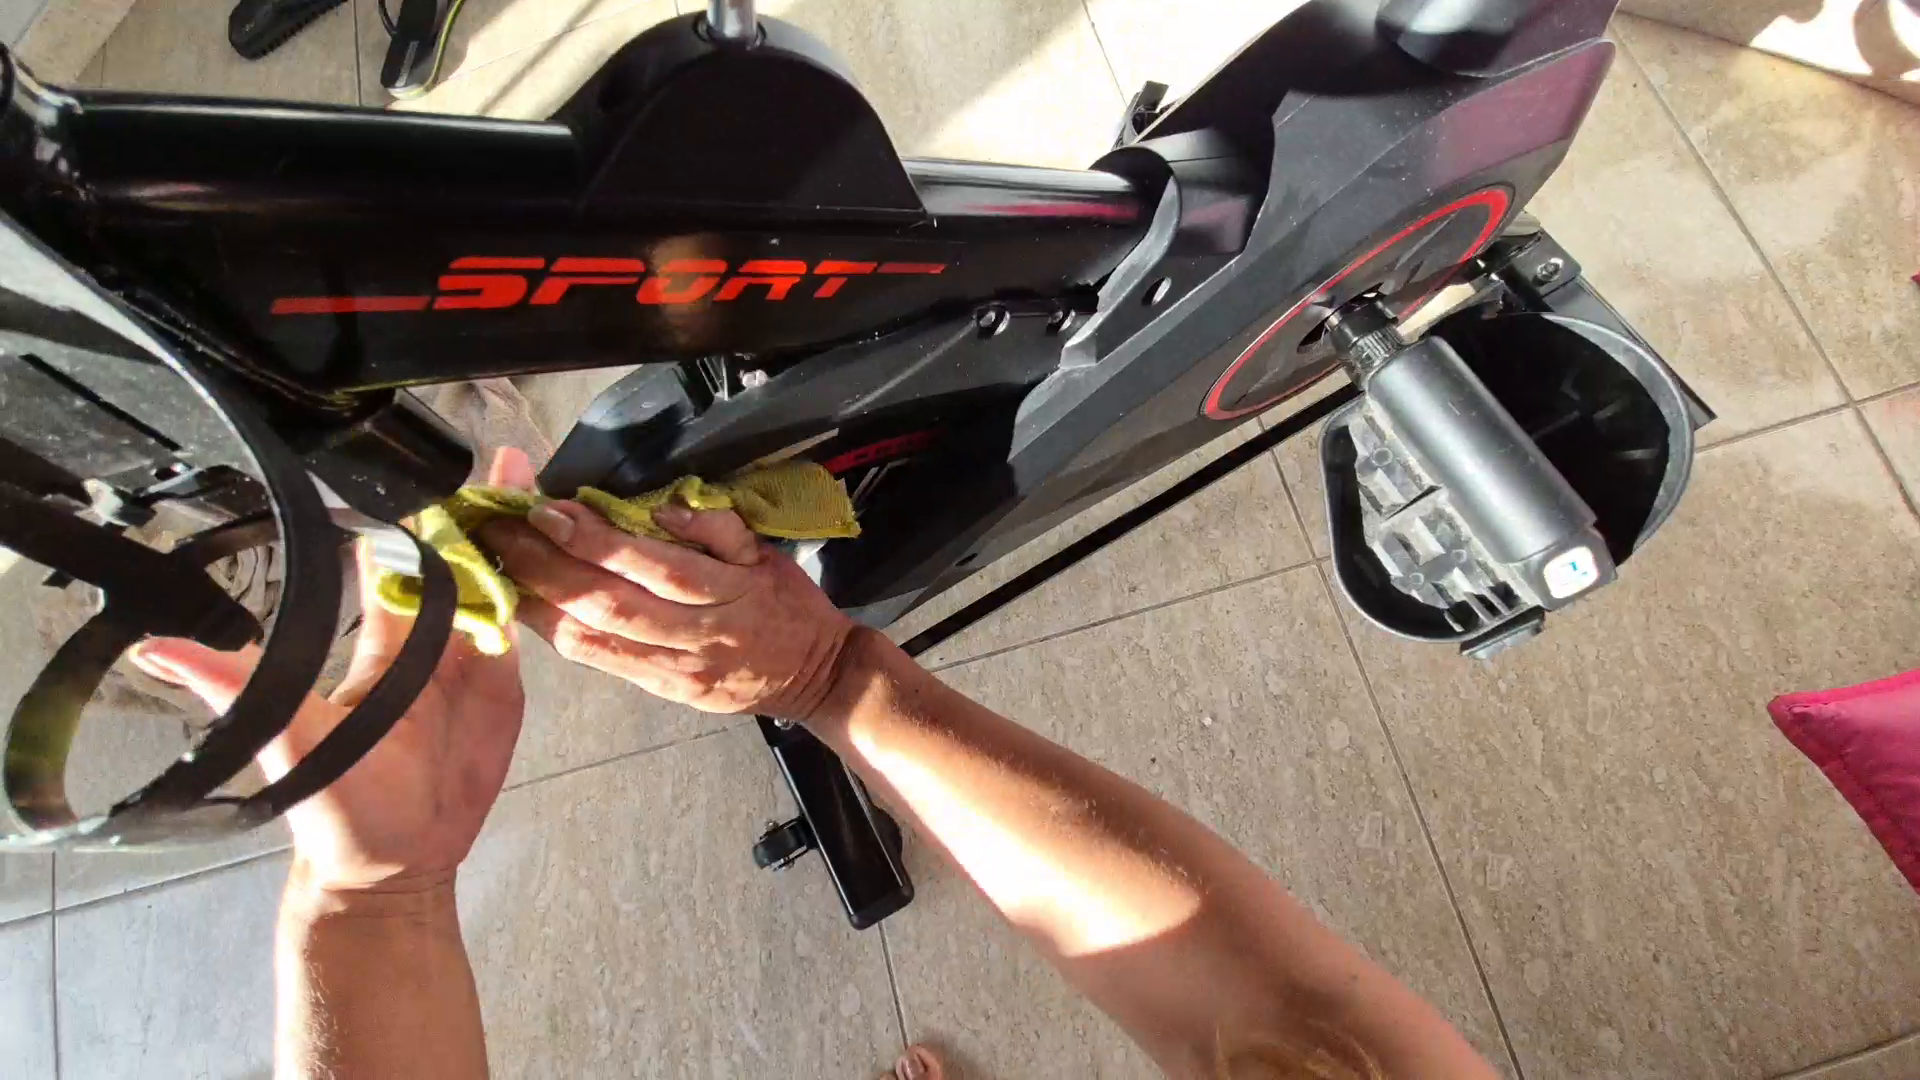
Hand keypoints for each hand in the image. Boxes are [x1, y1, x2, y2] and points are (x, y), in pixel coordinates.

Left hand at [129, 449, 531, 896]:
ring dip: (522, 541)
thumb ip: (247, 691)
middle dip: (488, 511)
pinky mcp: (507, 678)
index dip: (422, 516)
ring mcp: (474, 655)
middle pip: (465, 560)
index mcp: (387, 639)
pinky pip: (526, 624)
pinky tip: (565, 558)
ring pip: (503, 584)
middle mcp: (433, 635)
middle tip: (519, 461)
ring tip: (549, 495)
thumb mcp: (292, 744)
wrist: (402, 852)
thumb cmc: (342, 801)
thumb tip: (159, 647)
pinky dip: (544, 588)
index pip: (402, 562)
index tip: (447, 471)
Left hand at [476, 497, 855, 720]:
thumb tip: (662, 511)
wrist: (818, 676)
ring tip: (495, 563)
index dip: (594, 538)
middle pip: (610, 601)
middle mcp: (698, 635)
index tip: (545, 507)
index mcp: (732, 592)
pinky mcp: (665, 692)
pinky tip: (528, 608)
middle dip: (544, 564)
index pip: (653, 564)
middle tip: (495, 527)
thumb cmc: (793, 606)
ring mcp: (678, 669)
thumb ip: (719, 530)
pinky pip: (604, 663)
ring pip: (596, 638)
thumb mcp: (770, 556)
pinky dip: (560, 635)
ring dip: (538, 601)